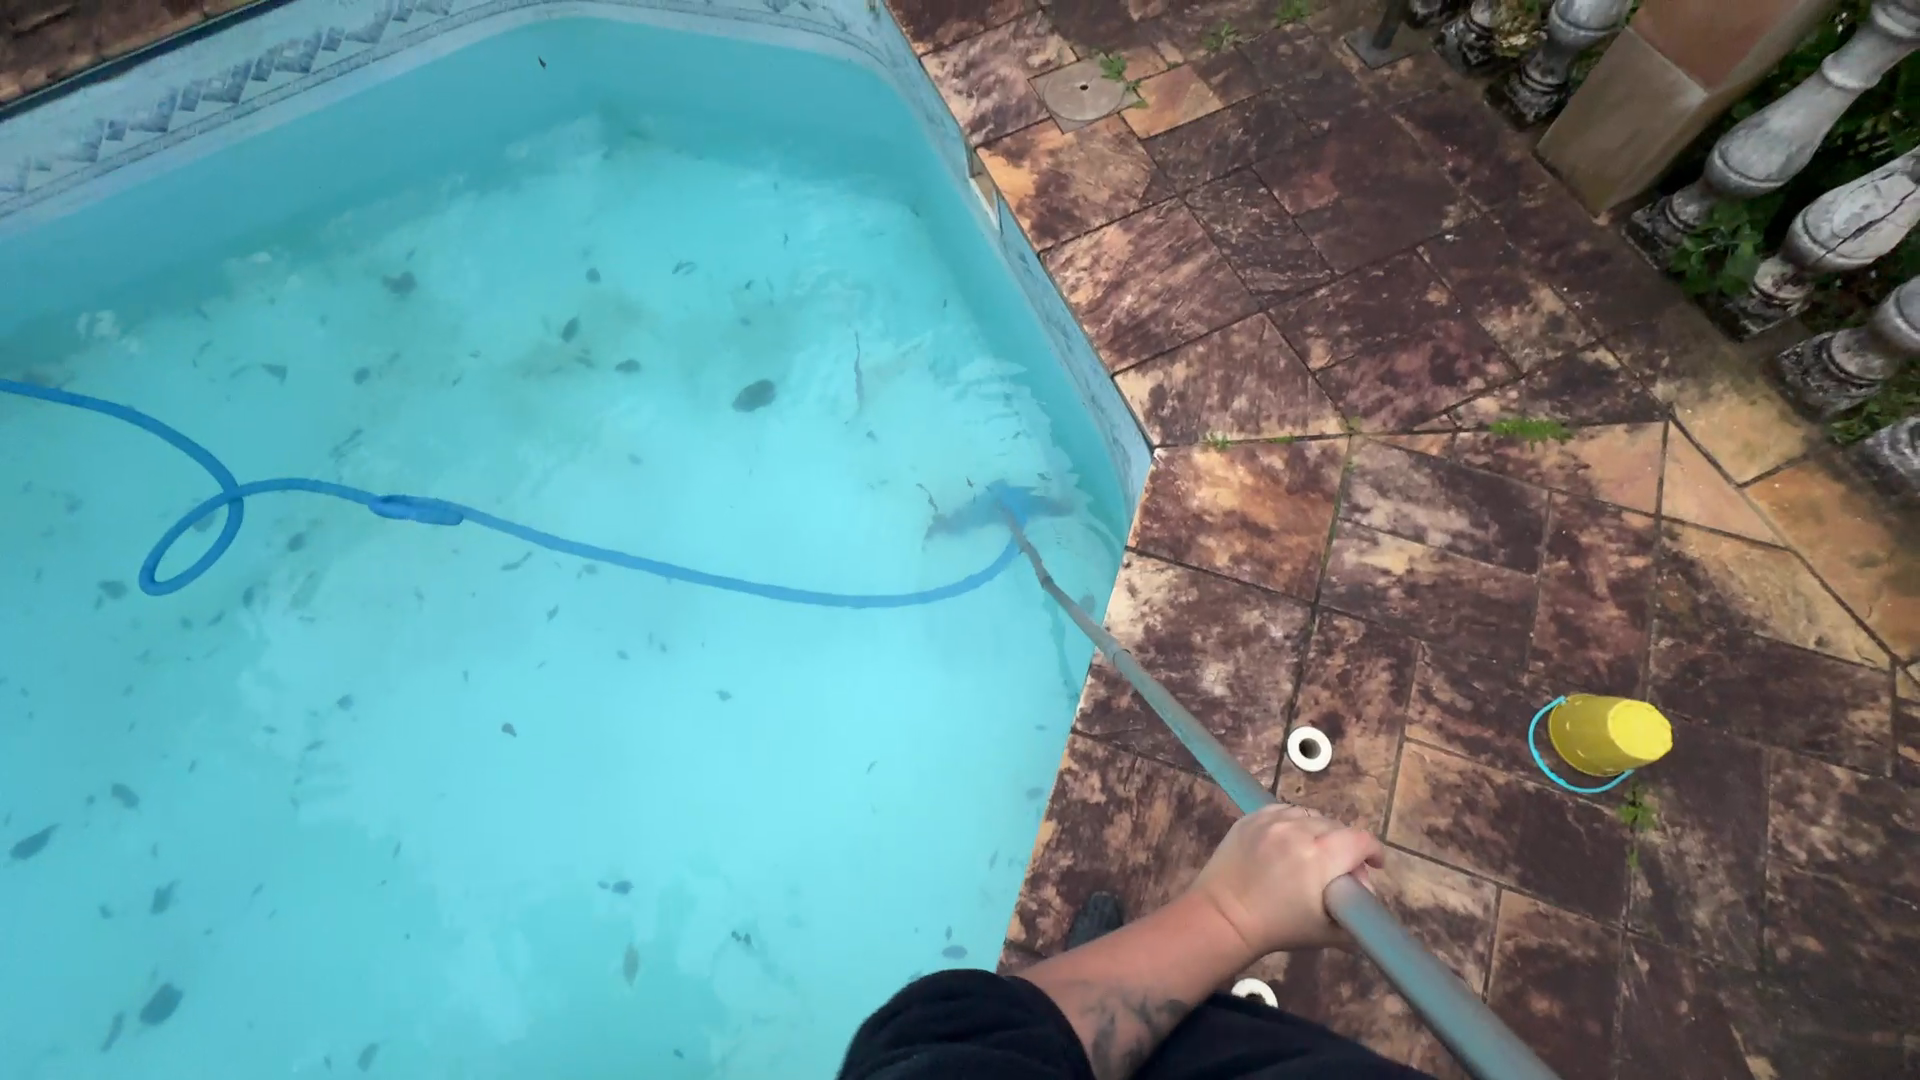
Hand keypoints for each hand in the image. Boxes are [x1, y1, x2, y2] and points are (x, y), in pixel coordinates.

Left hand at [1186, 804, 1383, 955]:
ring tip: (1315, 852)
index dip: (1374, 851)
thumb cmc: (1278, 927)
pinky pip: (1283, 810)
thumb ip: (1356, 911)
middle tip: (1342, 869)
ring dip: (1319, 831)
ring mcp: (1270, 820)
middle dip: (1346, 846)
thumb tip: (1363, 892)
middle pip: (1336, 827)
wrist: (1225, 914)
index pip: (1360, 839)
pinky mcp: (1251, 817)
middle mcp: (1296, 830)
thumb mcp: (1329, 930)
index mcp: (1319, 857)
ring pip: (1309, 815)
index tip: (1374, 865)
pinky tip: (1291, 840)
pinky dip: (1294, 822)